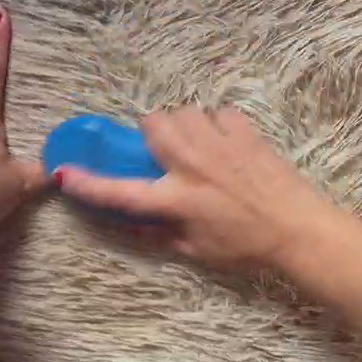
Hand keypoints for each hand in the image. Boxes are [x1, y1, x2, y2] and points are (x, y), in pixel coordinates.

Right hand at [55, 107, 337, 269]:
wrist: (297, 228)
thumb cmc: (247, 247)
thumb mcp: (197, 250)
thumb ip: (160, 232)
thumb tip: (132, 219)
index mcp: (177, 200)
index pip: (121, 192)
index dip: (88, 183)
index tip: (64, 172)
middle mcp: (193, 166)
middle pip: (154, 124)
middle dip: (152, 132)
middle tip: (164, 149)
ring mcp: (220, 144)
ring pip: (185, 111)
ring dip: (184, 125)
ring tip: (198, 144)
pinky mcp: (246, 133)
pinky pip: (220, 112)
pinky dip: (218, 123)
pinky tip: (226, 141)